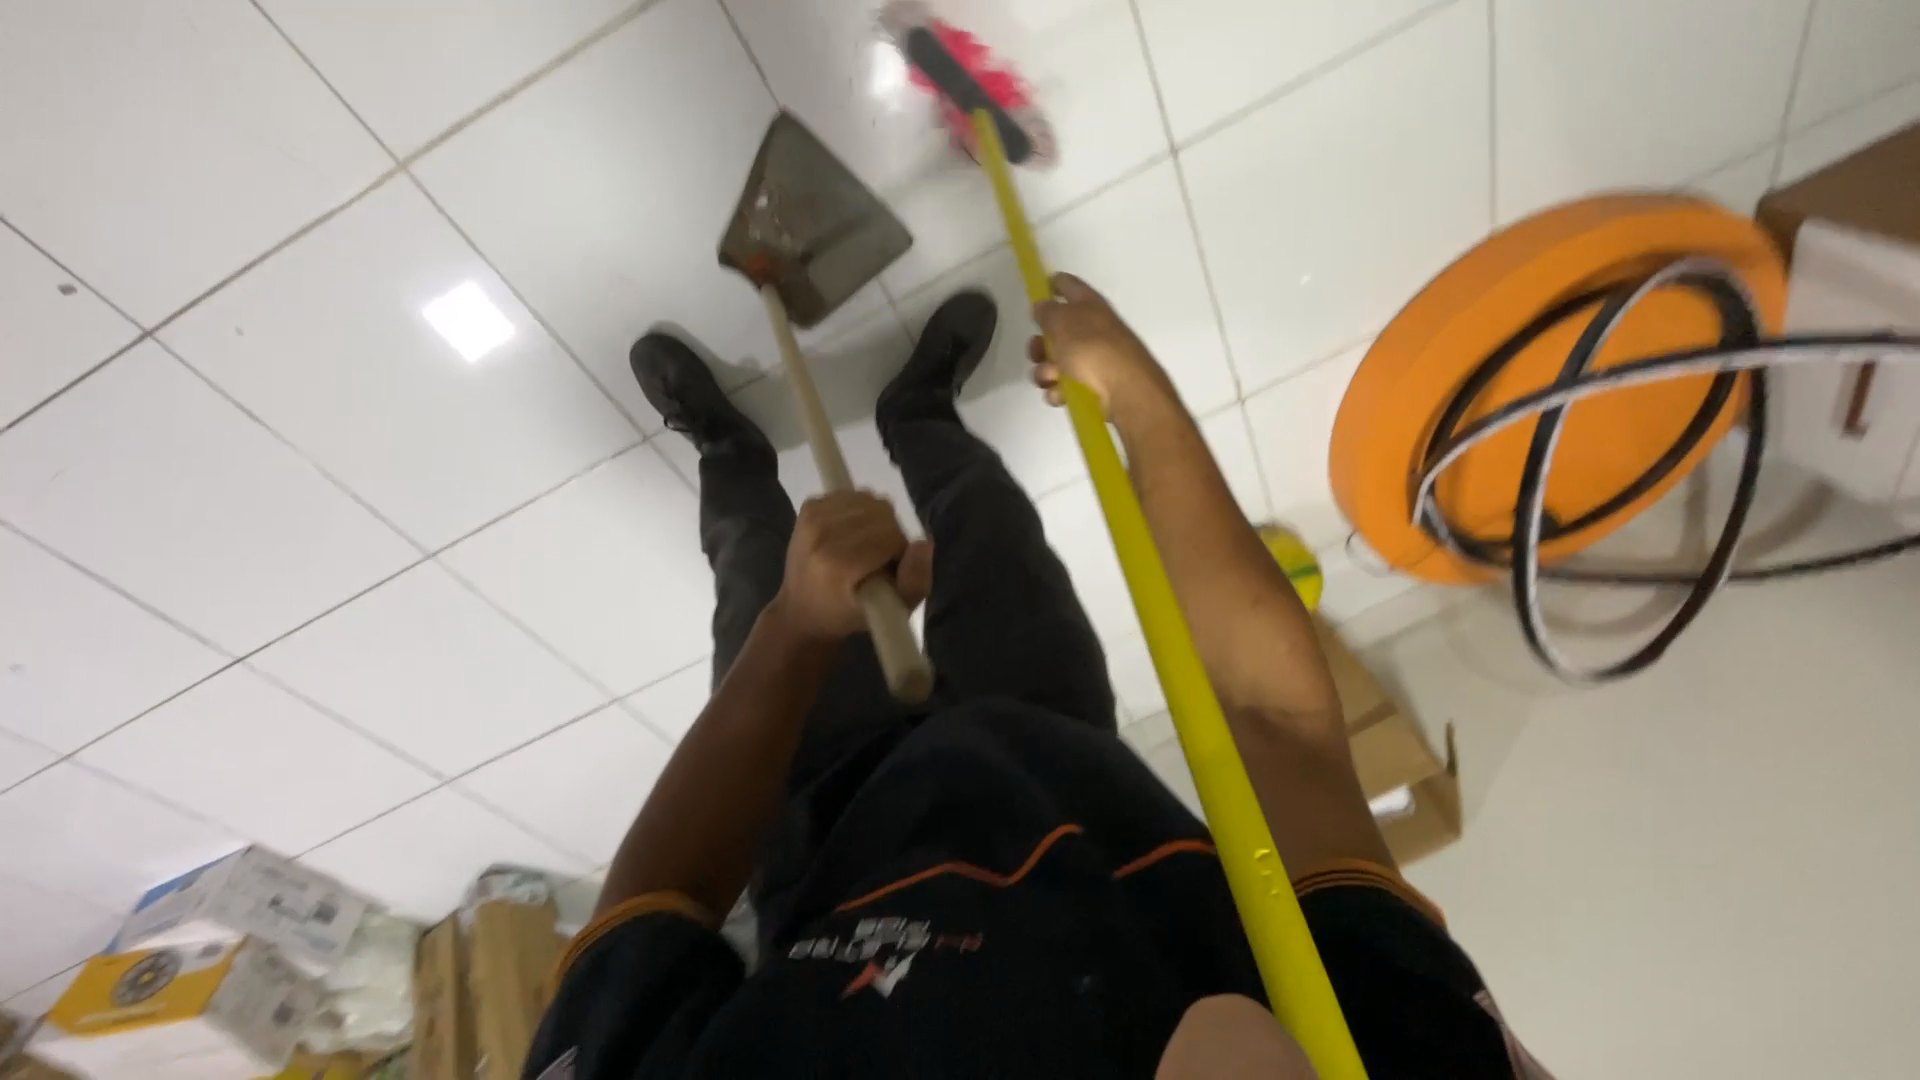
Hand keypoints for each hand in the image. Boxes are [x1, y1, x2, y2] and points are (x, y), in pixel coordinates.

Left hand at [772, 491, 932, 642]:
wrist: (802, 609)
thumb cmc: (849, 614)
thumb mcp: (892, 612)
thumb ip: (916, 581)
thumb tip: (924, 542)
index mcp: (839, 565)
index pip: (891, 536)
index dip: (900, 551)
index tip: (890, 569)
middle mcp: (821, 535)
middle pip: (882, 513)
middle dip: (890, 533)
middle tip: (879, 557)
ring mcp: (812, 518)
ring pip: (870, 499)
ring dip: (876, 519)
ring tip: (866, 544)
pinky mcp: (809, 507)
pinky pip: (853, 494)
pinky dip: (860, 510)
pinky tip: (851, 532)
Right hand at [1028, 273, 1173, 416]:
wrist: (1123, 388)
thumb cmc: (1090, 347)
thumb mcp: (1061, 320)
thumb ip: (1046, 311)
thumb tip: (1042, 307)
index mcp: (1088, 305)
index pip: (1067, 285)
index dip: (1052, 284)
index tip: (1038, 290)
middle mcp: (1091, 330)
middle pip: (1055, 333)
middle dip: (1040, 345)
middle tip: (1038, 353)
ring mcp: (1092, 360)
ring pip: (1055, 362)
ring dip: (1045, 371)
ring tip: (1051, 378)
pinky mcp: (1091, 387)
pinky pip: (1063, 387)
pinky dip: (1058, 391)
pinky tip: (1061, 395)